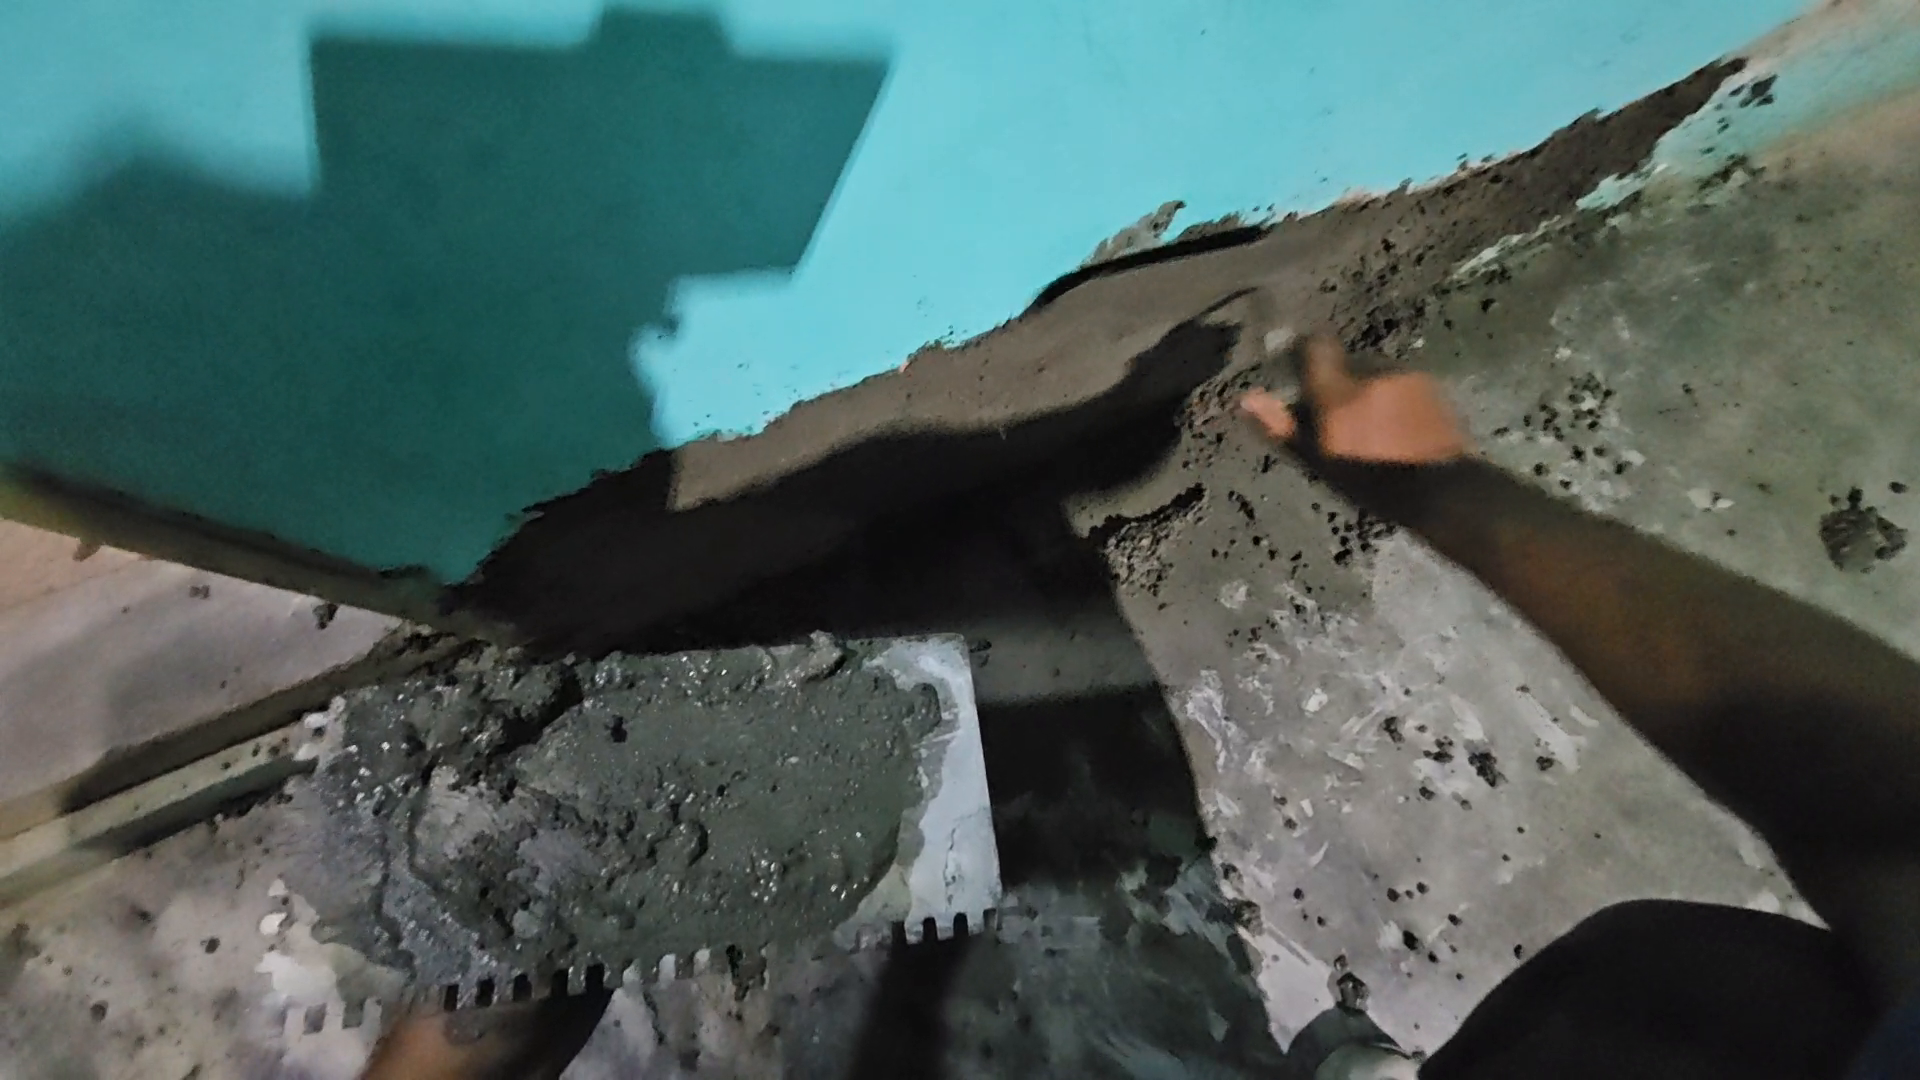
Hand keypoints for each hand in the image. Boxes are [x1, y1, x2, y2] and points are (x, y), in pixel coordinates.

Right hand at [1239, 333, 1468, 464]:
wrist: (1439, 490)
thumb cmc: (1368, 480)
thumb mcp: (1316, 459)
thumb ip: (1280, 424)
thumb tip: (1245, 398)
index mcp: (1337, 391)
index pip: (1314, 345)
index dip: (1302, 351)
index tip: (1296, 369)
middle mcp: (1370, 371)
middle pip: (1343, 362)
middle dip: (1335, 382)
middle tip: (1335, 418)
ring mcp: (1404, 374)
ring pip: (1371, 371)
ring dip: (1364, 390)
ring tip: (1368, 427)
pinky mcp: (1429, 382)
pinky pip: (1397, 380)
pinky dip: (1390, 396)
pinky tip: (1393, 426)